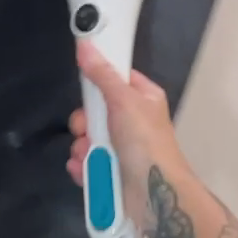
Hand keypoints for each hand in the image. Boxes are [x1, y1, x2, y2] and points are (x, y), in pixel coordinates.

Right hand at [67, 39, 192, 232]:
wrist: (155, 194)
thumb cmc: (144, 139)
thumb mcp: (123, 99)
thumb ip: (101, 74)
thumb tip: (84, 43)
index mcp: (143, 97)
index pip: (117, 79)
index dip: (100, 81)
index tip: (84, 84)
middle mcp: (134, 121)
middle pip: (98, 110)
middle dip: (85, 121)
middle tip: (83, 128)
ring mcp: (123, 148)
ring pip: (90, 138)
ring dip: (82, 146)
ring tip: (85, 154)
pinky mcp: (113, 173)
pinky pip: (90, 163)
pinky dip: (83, 166)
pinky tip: (82, 169)